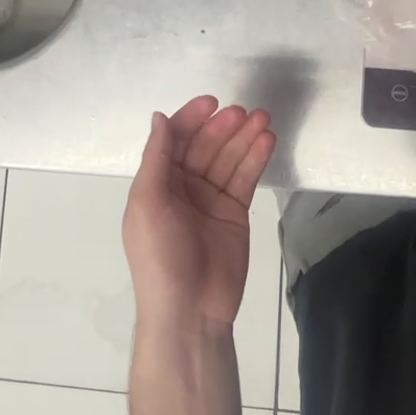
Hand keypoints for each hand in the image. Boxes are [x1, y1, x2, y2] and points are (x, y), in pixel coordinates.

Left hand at [123, 96, 275, 333]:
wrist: (189, 312)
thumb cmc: (159, 257)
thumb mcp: (147, 205)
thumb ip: (156, 158)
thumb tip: (159, 117)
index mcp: (157, 183)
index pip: (175, 140)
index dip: (192, 119)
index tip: (213, 102)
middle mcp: (183, 186)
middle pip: (205, 145)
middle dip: (223, 127)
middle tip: (244, 113)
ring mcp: (210, 199)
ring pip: (228, 158)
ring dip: (244, 137)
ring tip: (263, 119)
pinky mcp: (235, 212)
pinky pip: (245, 177)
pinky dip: (256, 158)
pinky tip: (268, 141)